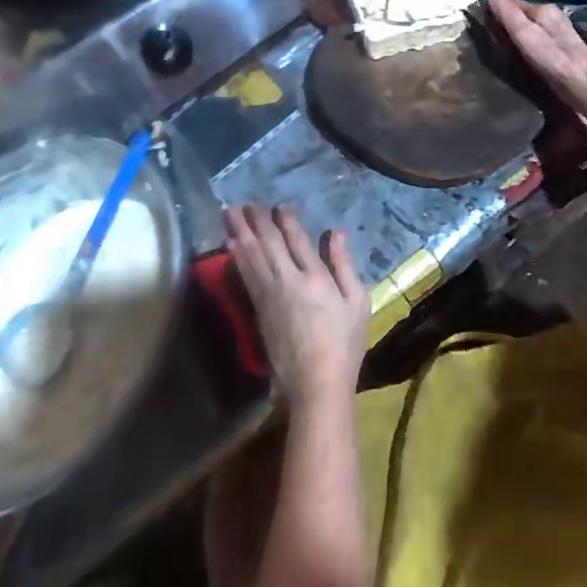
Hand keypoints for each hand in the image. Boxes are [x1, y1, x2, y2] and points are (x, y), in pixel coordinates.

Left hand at [225, 204, 368, 407]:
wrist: (315, 382)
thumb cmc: (344, 341)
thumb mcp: (357, 300)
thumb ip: (343, 263)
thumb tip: (336, 232)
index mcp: (314, 277)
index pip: (295, 239)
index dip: (285, 220)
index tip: (278, 205)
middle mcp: (286, 281)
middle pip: (266, 243)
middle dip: (255, 221)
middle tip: (243, 203)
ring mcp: (268, 296)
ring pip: (250, 257)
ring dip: (239, 233)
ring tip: (228, 214)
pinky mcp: (258, 311)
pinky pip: (245, 276)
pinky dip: (237, 257)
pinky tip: (231, 246)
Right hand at [488, 0, 586, 111]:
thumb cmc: (555, 59)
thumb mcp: (526, 34)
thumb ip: (509, 15)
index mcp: (545, 10)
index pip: (514, 0)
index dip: (496, 3)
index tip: (477, 7)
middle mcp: (554, 19)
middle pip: (524, 14)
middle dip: (506, 16)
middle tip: (483, 23)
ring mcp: (560, 36)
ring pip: (532, 27)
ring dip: (517, 30)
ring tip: (497, 37)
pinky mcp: (562, 54)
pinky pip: (537, 41)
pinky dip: (526, 43)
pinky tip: (520, 52)